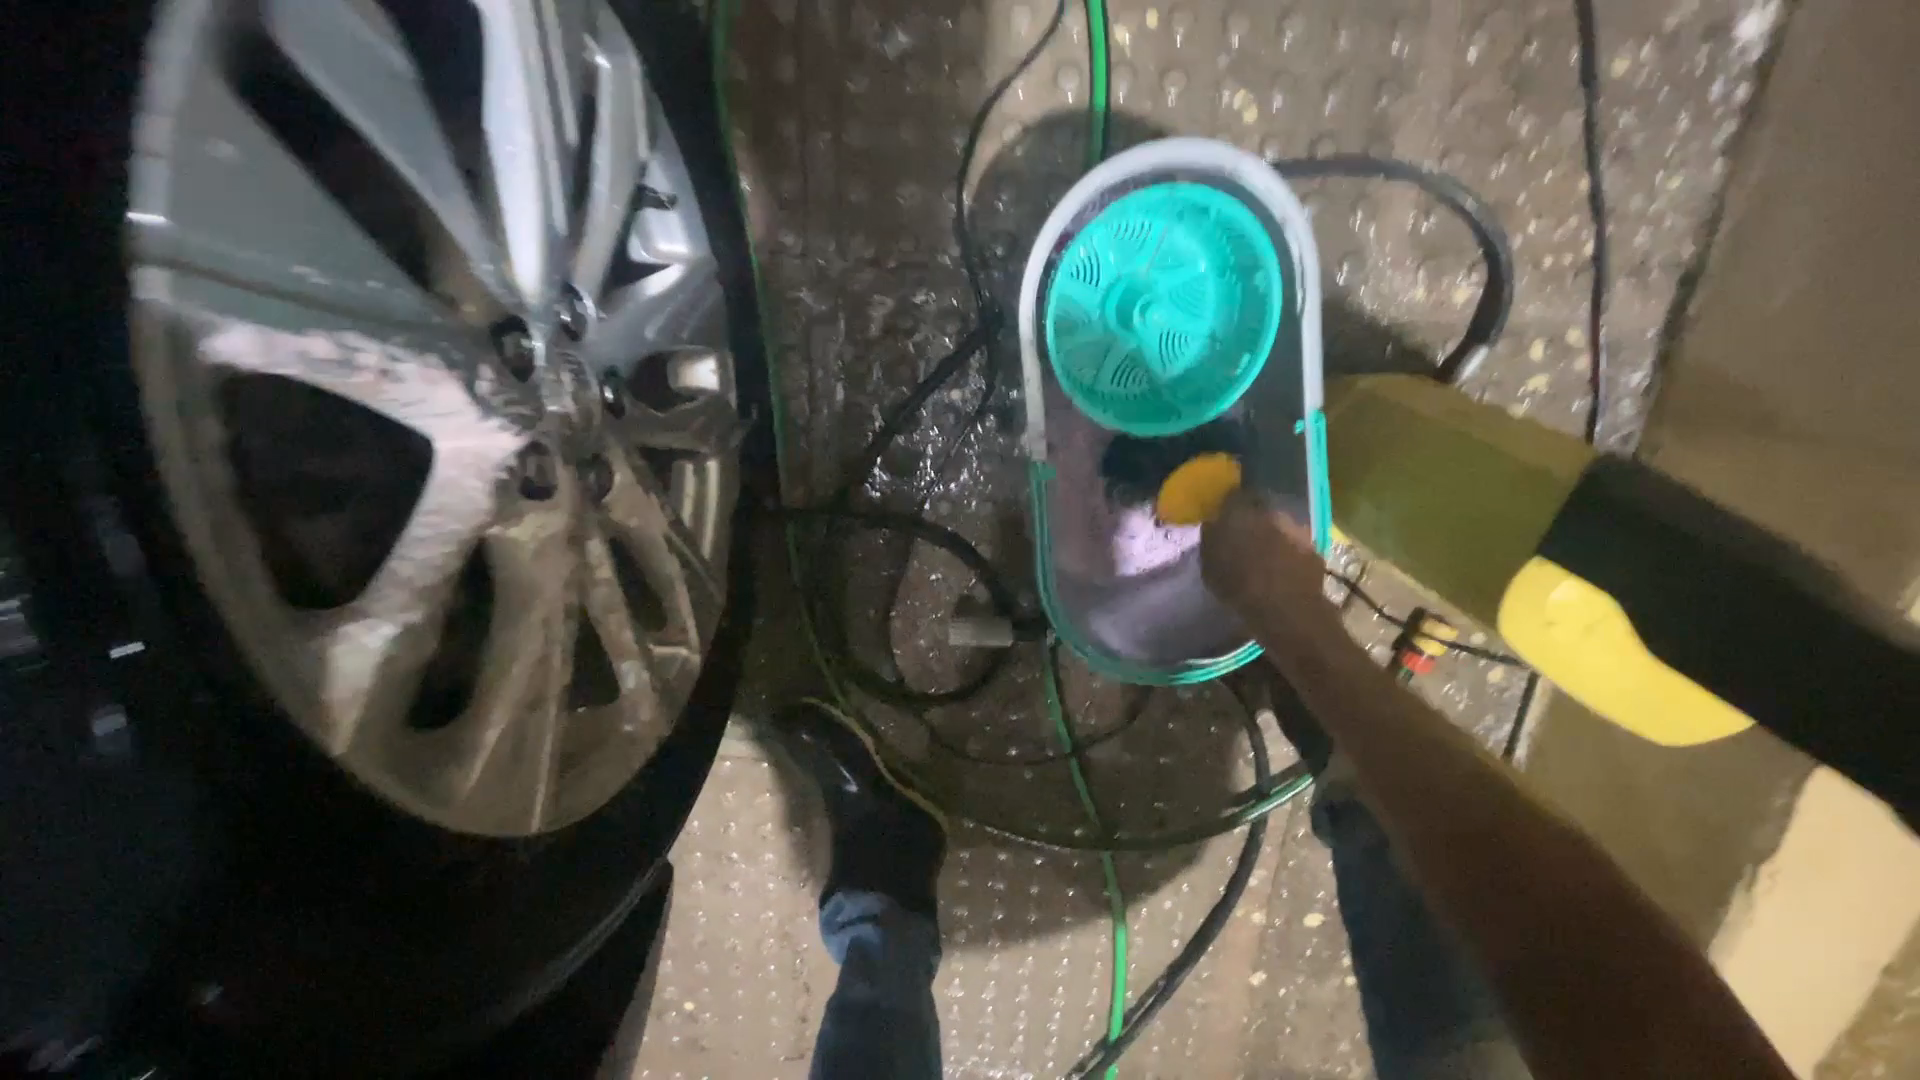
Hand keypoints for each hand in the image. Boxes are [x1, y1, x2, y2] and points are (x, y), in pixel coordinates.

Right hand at [1199, 490, 1324, 607]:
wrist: (1285, 608)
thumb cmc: (1238, 585)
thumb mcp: (1209, 565)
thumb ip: (1211, 539)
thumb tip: (1212, 525)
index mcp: (1242, 512)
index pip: (1233, 496)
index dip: (1228, 506)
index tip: (1223, 516)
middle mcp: (1271, 513)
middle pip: (1261, 509)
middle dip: (1254, 520)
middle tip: (1245, 536)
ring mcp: (1297, 530)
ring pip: (1281, 527)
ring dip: (1274, 536)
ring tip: (1265, 555)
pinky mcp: (1314, 550)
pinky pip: (1297, 547)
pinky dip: (1290, 554)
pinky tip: (1283, 569)